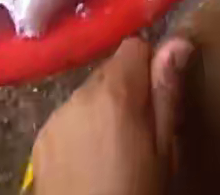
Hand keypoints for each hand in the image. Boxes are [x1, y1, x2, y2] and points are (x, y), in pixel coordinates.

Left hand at [30, 37, 192, 194]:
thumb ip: (167, 92)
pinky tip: (89, 163)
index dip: (149, 67)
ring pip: (88, 93)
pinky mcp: (40, 137)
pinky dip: (80, 129)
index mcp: (115, 91)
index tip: (156, 98)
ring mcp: (56, 114)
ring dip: (102, 110)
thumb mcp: (163, 151)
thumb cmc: (136, 194)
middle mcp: (80, 91)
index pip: (134, 45)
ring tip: (113, 152)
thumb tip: (178, 40)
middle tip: (138, 134)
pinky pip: (67, 116)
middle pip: (110, 70)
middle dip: (126, 91)